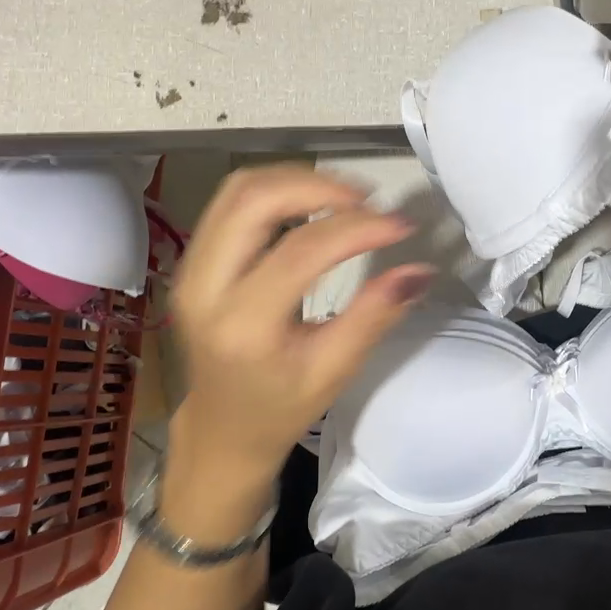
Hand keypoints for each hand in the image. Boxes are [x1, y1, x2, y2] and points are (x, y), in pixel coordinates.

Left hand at [165, 165, 432, 501]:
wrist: (222, 428)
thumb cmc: (282, 407)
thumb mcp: (335, 369)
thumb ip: (375, 316)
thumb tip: (420, 271)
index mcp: (243, 325)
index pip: (301, 250)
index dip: (357, 228)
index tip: (401, 225)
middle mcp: (204, 287)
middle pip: (255, 199)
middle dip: (319, 185)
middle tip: (369, 201)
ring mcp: (190, 268)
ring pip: (238, 190)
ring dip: (297, 181)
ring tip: (347, 199)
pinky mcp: (193, 259)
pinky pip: (231, 202)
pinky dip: (277, 191)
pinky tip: (314, 207)